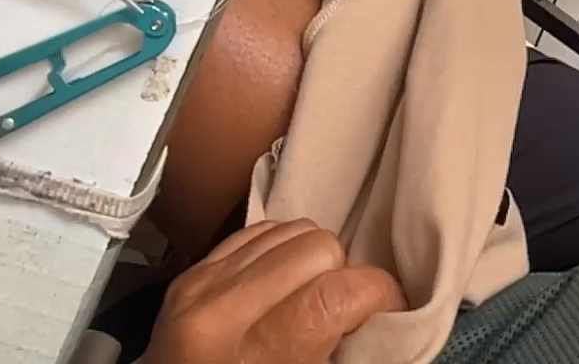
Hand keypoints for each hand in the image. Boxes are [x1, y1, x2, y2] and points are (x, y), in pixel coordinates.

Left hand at [142, 220, 404, 363]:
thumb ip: (341, 351)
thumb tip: (387, 316)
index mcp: (254, 356)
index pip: (336, 293)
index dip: (378, 293)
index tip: (388, 310)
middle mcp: (221, 311)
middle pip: (320, 247)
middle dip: (341, 274)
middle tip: (339, 312)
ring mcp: (201, 285)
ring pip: (294, 227)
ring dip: (312, 258)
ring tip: (307, 296)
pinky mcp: (190, 273)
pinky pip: (260, 229)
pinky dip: (280, 250)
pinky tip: (279, 285)